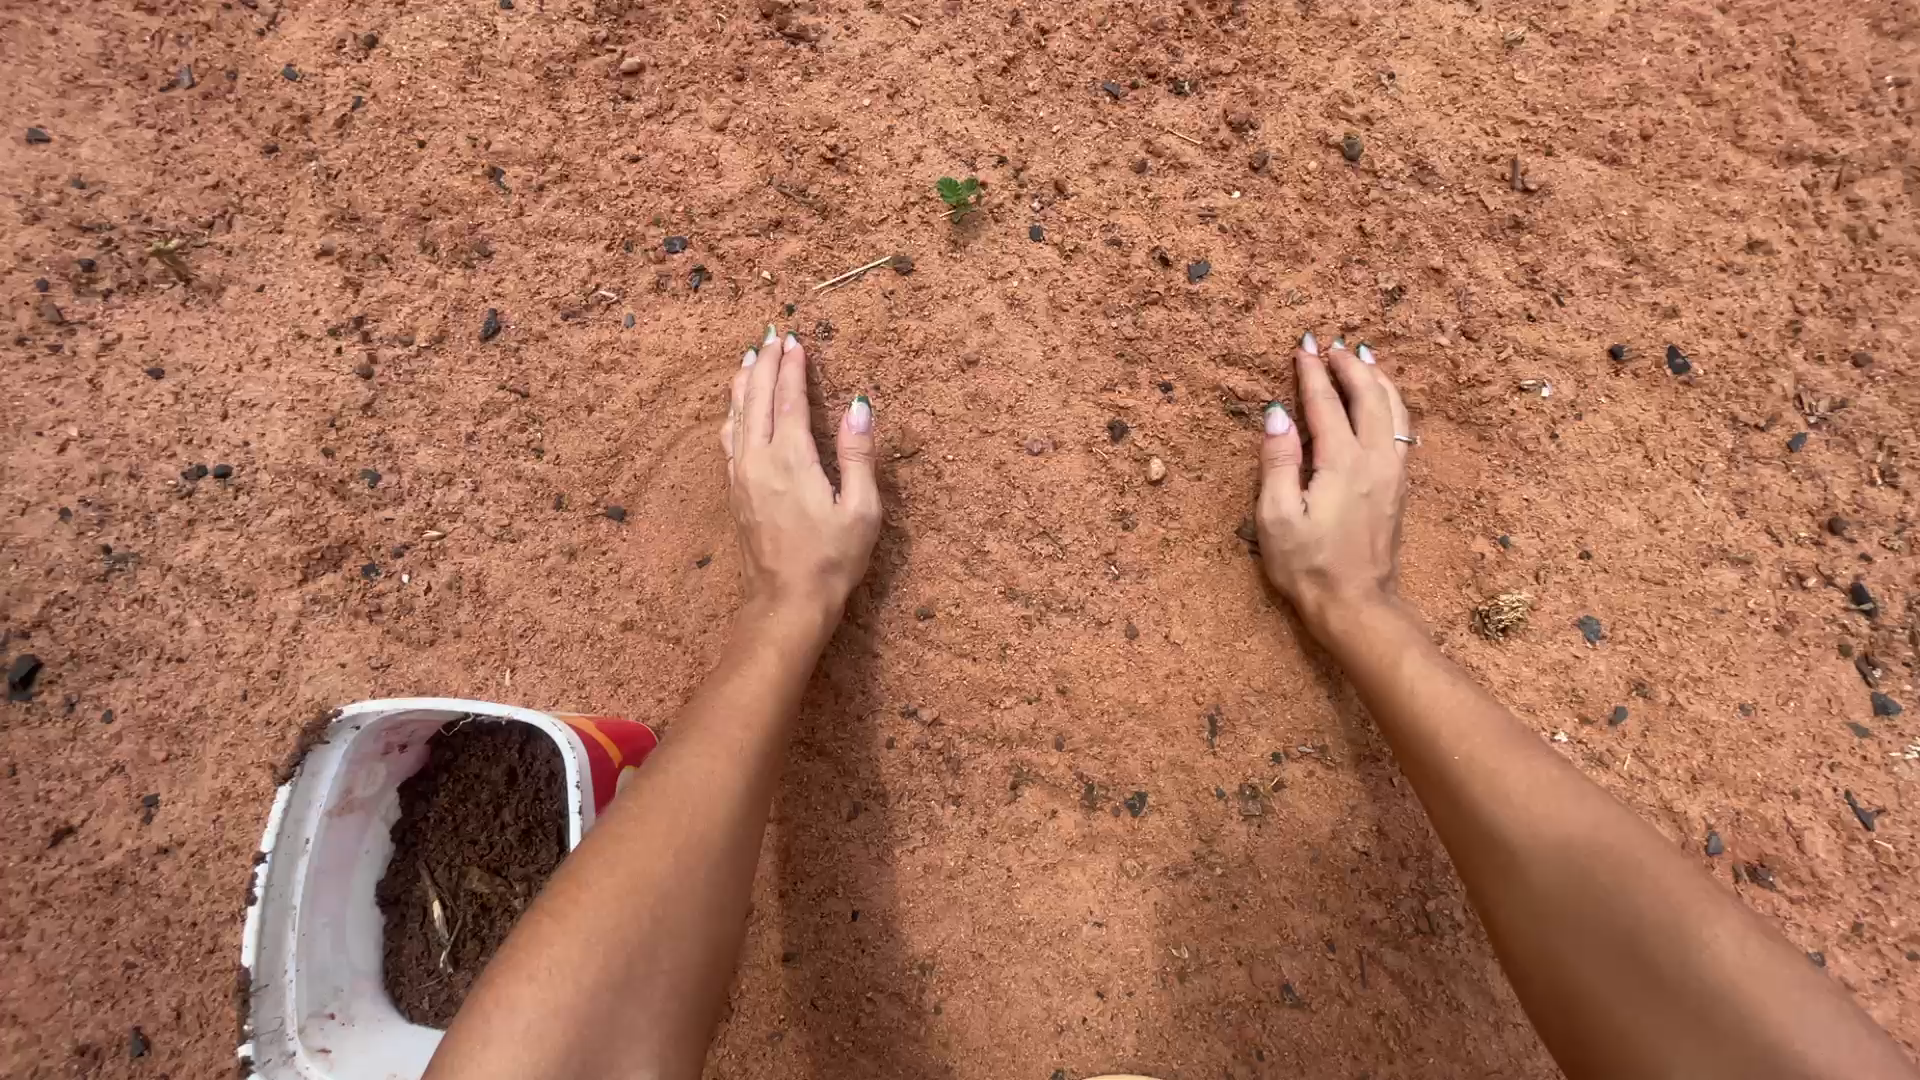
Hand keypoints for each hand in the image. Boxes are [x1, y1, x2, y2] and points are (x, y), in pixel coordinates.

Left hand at [720, 325, 881, 626]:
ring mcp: (741, 476)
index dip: (791, 368)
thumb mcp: (861, 509)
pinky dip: (732, 413)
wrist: (788, 600)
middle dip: (764, 364)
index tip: (795, 340)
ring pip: (736, 416)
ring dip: (742, 383)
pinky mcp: (735, 492)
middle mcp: (759, 460)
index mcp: (791, 459)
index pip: (788, 400)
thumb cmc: (833, 558)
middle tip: (772, 335)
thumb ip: (858, 455)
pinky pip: (729, 439)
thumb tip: (859, 406)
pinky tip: (734, 409)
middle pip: (756, 399)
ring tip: (749, 357)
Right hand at [1256, 334, 1412, 633]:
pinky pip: (1402, 429)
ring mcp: (1393, 472)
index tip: (1303, 347)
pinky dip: (1392, 403)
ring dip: (1377, 380)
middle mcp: (1375, 459)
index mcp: (1341, 463)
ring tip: (1363, 358)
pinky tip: (1384, 402)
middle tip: (1331, 344)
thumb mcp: (1276, 517)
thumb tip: (1277, 415)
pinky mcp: (1399, 486)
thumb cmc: (1307, 565)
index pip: (1325, 405)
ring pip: (1395, 410)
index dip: (1313, 374)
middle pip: (1369, 397)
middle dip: (1349, 366)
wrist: (1356, 604)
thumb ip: (1277, 462)